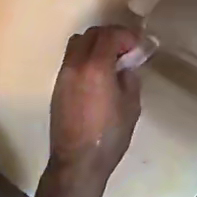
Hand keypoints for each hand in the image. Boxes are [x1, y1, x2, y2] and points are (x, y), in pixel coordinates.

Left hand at [47, 25, 142, 194]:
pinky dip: (86, 57)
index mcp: (96, 67)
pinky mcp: (57, 87)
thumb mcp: (131, 105)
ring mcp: (63, 75)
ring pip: (77, 44)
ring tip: (111, 60)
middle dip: (111, 36)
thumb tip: (126, 66)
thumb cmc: (110, 135)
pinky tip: (98, 74)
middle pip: (91, 34)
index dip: (126, 36)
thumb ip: (130, 78)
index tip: (138, 46)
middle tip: (127, 50)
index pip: (110, 35)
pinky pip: (72, 59)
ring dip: (96, 44)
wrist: (78, 162)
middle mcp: (75, 65)